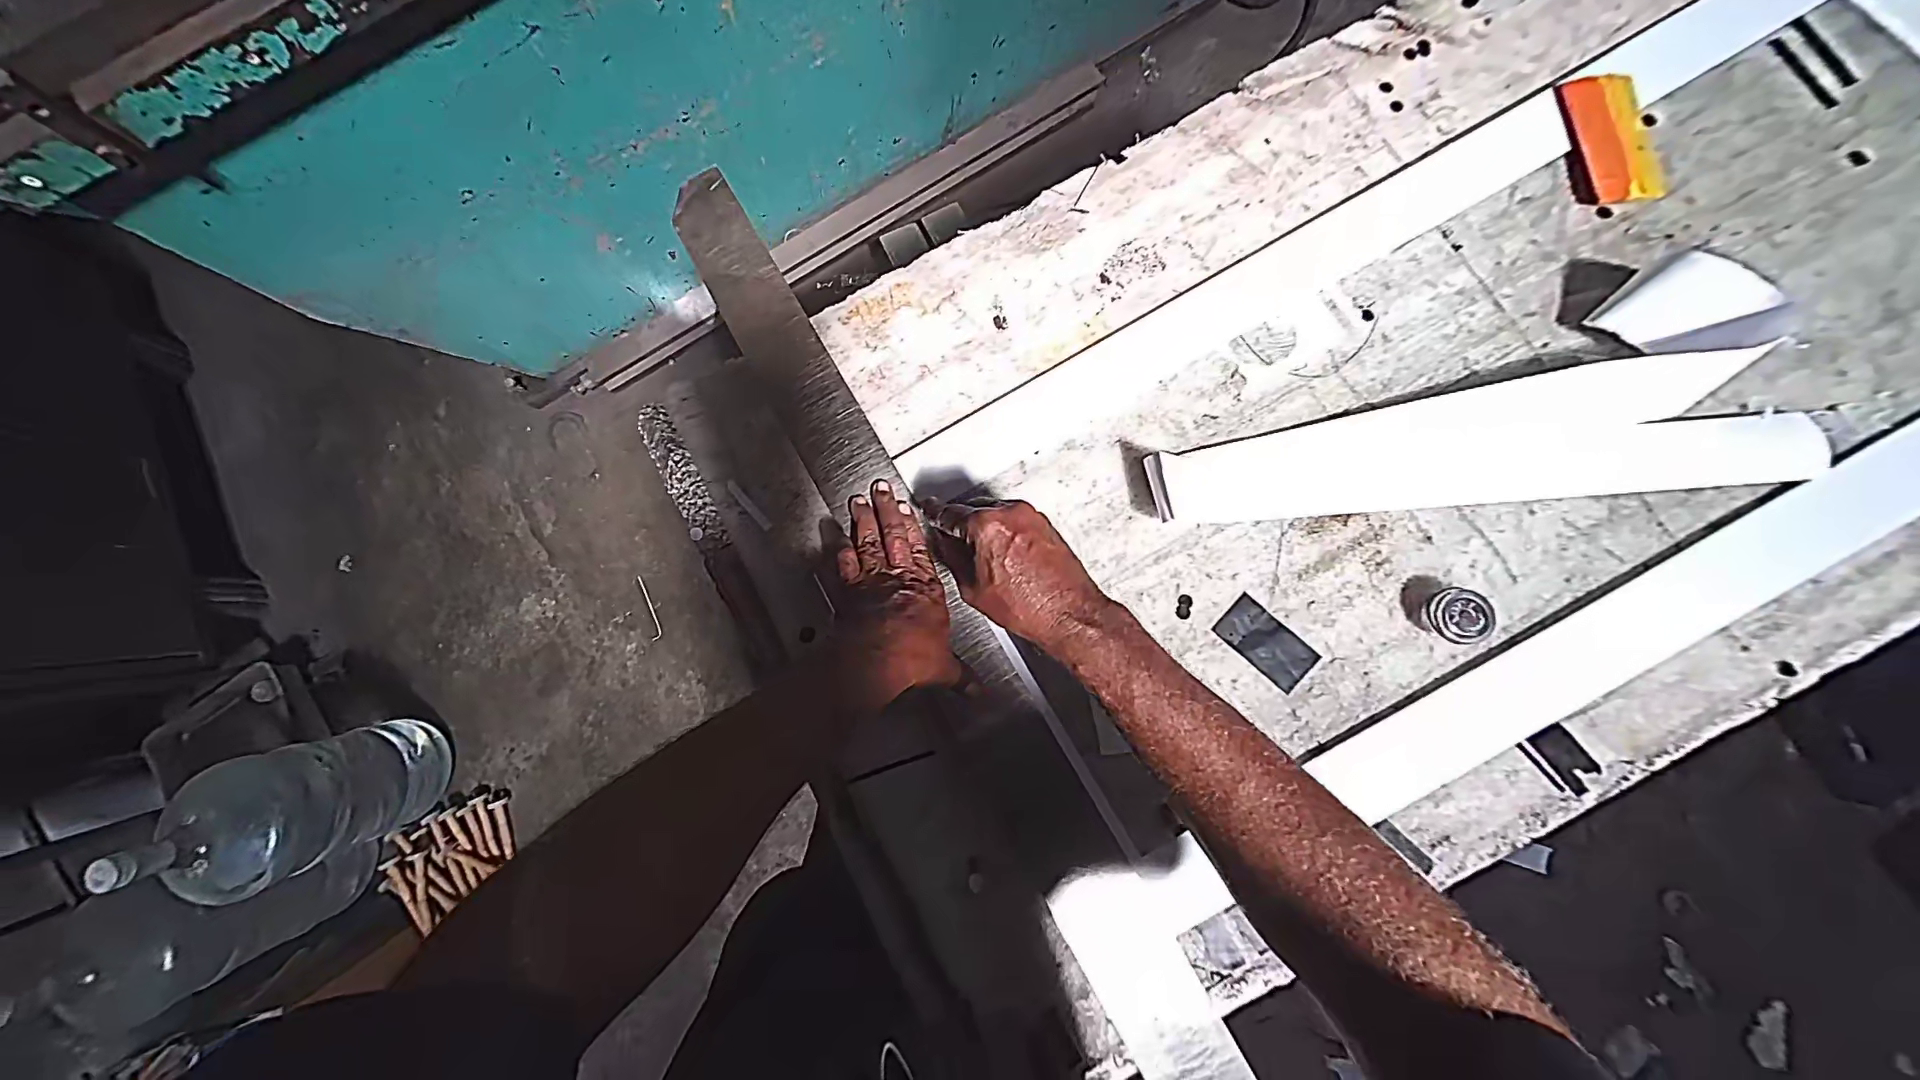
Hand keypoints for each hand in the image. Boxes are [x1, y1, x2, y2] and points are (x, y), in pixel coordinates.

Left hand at [833, 479, 962, 710]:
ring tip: (858, 500)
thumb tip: (978, 691)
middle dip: (886, 509)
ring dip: (862, 520)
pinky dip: (838, 548)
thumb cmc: (910, 658)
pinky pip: (843, 564)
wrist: (876, 662)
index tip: (908, 507)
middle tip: (881, 488)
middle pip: (892, 535)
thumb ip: (961, 676)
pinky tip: (833, 534)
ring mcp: (872, 582)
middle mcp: (898, 579)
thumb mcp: (944, 668)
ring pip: (867, 542)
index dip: (913, 526)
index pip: (920, 549)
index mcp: (925, 589)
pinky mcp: (849, 593)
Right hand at [921, 497, 1118, 653]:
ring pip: (994, 512)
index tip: (930, 512)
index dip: (935, 515)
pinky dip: (1003, 531)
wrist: (1068, 614)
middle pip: (973, 508)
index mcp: (987, 526)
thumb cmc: (1030, 608)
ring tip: (982, 557)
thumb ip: (953, 558)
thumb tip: (946, 546)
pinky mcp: (1044, 524)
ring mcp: (1030, 516)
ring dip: (983, 527)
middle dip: (961, 524)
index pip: (950, 513)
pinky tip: (1002, 555)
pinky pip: (1013, 519)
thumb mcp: (973, 589)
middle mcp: (1010, 514)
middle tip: (953, 541)